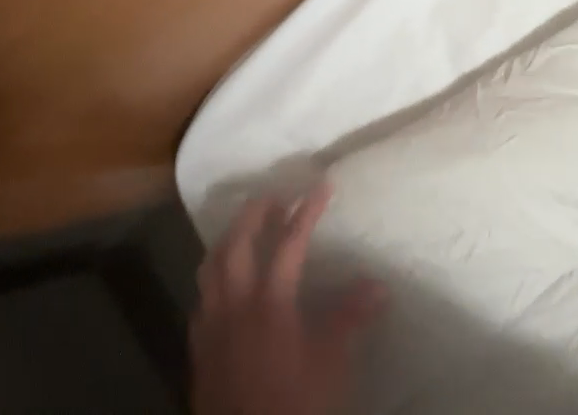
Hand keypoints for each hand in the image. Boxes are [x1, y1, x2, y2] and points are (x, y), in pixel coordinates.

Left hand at [191, 185, 386, 414]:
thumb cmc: (294, 404)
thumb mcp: (331, 363)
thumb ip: (349, 318)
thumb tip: (378, 284)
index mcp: (270, 303)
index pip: (288, 243)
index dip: (306, 211)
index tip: (322, 185)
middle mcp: (235, 306)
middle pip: (237, 245)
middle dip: (255, 214)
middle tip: (274, 195)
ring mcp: (212, 328)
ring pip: (211, 268)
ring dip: (228, 240)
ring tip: (245, 228)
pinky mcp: (200, 351)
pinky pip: (201, 300)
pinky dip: (214, 278)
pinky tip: (224, 285)